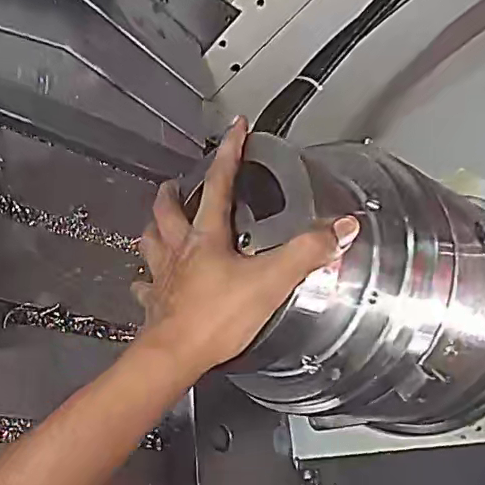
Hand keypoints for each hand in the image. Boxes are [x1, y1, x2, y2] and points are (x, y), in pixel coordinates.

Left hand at [133, 116, 357, 374]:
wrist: (176, 354)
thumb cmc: (215, 318)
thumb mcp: (271, 281)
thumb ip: (306, 252)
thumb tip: (341, 228)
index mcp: (206, 237)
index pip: (219, 183)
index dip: (230, 153)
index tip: (236, 130)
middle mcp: (179, 251)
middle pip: (168, 209)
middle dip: (174, 191)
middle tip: (176, 183)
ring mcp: (162, 277)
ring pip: (149, 241)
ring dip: (152, 228)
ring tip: (156, 223)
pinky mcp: (156, 304)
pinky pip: (144, 288)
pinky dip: (144, 283)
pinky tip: (145, 284)